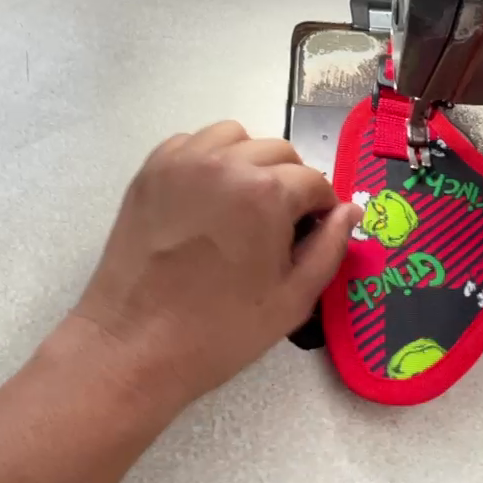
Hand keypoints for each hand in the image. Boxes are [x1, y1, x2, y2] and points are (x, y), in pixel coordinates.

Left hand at [69, 121, 356, 410]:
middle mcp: (227, 162)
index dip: (321, 209)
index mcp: (267, 192)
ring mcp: (184, 160)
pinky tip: (207, 197)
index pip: (314, 181)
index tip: (311, 233)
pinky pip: (194, 142)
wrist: (132, 346)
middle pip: (279, 151)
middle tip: (278, 224)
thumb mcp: (292, 299)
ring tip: (242, 202)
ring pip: (236, 137)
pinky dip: (209, 159)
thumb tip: (350, 210)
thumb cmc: (219, 331)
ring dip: (250, 161)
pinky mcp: (152, 168)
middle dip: (290, 183)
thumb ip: (330, 247)